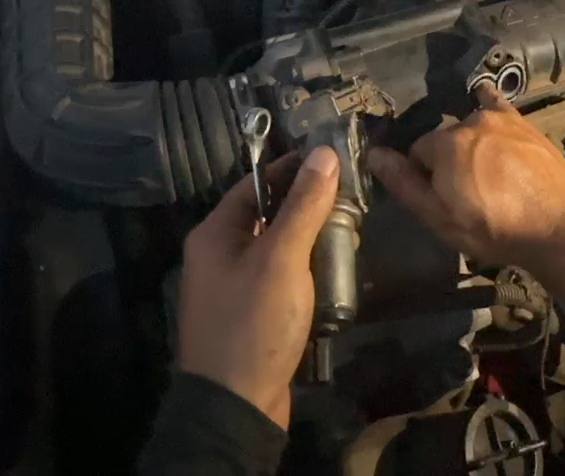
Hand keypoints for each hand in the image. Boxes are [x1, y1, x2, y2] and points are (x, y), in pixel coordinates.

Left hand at [176, 146, 339, 428]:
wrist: (235, 411)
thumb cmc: (253, 323)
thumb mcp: (282, 258)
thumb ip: (303, 205)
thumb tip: (323, 153)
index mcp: (214, 233)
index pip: (255, 183)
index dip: (291, 169)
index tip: (332, 162)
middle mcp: (218, 255)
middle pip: (268, 214)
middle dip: (308, 206)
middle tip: (349, 202)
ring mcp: (234, 287)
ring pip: (277, 247)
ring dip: (311, 239)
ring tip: (349, 235)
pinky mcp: (251, 314)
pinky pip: (280, 277)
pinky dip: (305, 269)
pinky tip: (334, 271)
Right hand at [367, 83, 564, 267]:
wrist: (555, 227)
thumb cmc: (492, 227)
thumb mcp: (439, 217)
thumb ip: (404, 183)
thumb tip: (373, 154)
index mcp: (443, 144)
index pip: (417, 154)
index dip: (424, 178)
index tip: (439, 199)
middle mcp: (468, 122)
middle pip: (444, 140)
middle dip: (447, 161)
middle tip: (465, 193)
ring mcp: (499, 119)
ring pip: (469, 128)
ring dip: (469, 145)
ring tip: (485, 175)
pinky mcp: (523, 122)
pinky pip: (496, 103)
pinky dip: (486, 101)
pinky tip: (482, 97)